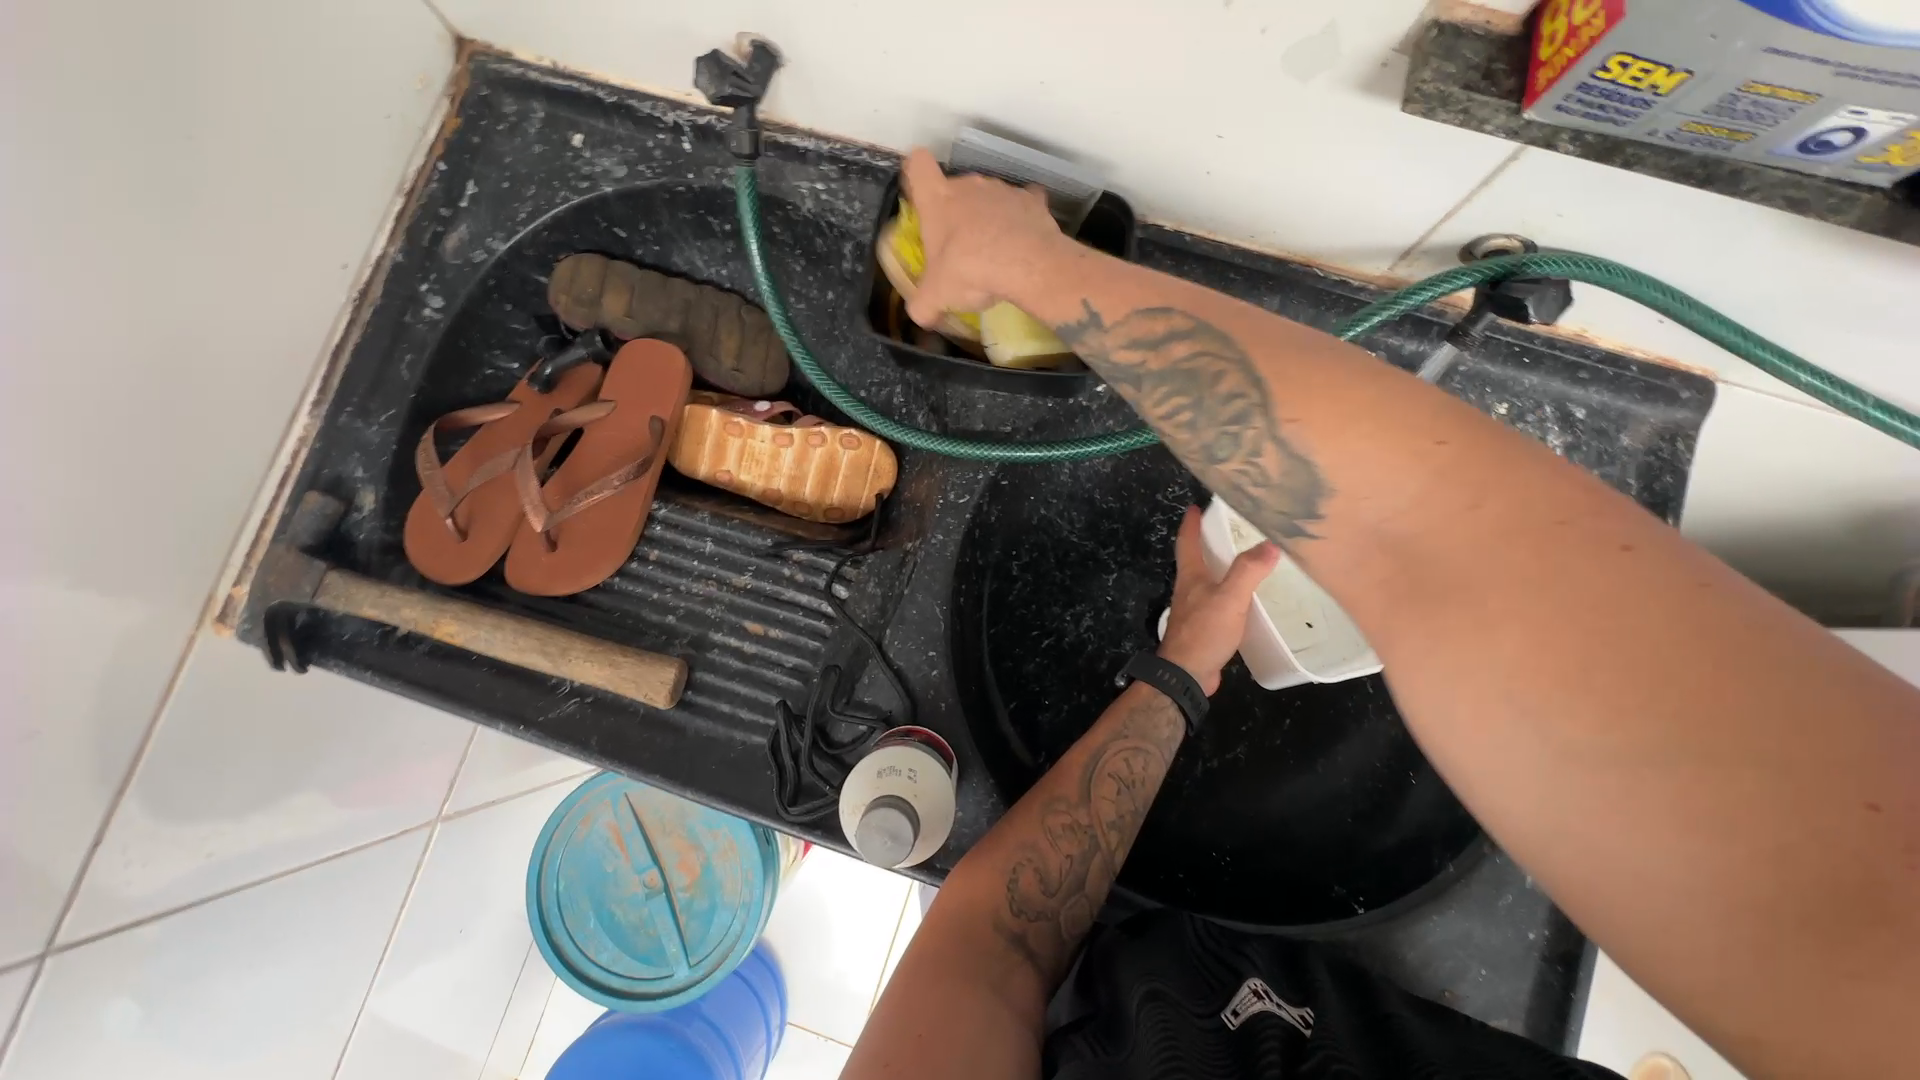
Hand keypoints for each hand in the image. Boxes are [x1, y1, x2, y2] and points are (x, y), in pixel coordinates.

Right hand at [899, 147, 1068, 327]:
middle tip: (960, 247)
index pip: (918, 165)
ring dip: (989, 216)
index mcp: (938, 199)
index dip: (916, 177)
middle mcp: (970, 185)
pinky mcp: (1032, 200)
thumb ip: (922, 305)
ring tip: (995, 251)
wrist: (1026, 265)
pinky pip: (1024, 203)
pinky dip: (1021, 217)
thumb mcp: (935, 296)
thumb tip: (920, 315)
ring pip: (989, 196)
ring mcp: (1003, 190)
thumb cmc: (969, 270)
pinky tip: (1022, 240)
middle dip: (957, 212)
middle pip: (957, 187)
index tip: (921, 199)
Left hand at [1158, 505, 1280, 695]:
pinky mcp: (1204, 628)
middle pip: (1196, 560)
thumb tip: (1270, 545)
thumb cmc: (1203, 632)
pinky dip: (1231, 595)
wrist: (1186, 674)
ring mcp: (1194, 610)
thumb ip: (1248, 572)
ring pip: (1208, 582)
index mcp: (1191, 576)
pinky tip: (1246, 601)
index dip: (1191, 523)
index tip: (1195, 507)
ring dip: (1222, 570)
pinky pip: (1218, 604)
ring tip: (1244, 561)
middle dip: (1208, 543)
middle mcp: (1189, 590)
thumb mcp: (1229, 598)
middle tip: (1229, 530)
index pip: (1187, 542)